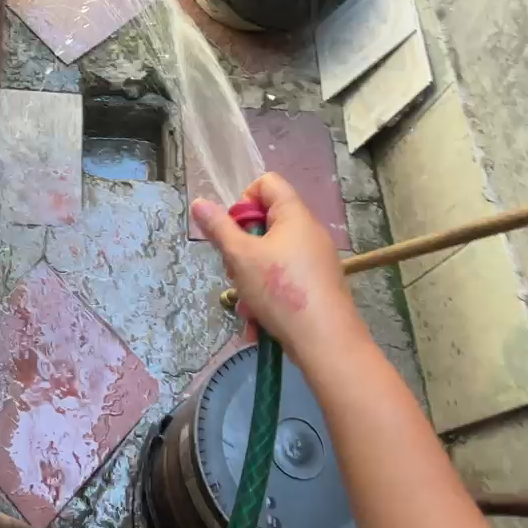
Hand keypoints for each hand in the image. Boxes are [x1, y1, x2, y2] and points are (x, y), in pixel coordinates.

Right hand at [191, 172, 363, 357]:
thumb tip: (199, 202)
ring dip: (250, 278)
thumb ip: (218, 228)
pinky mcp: (317, 286)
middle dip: (242, 248)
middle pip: (265, 223)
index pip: (266, 183)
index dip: (244, 200)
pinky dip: (267, 294)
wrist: (327, 344)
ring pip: (271, 256)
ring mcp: (315, 261)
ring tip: (245, 304)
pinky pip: (284, 279)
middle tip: (234, 271)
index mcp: (294, 215)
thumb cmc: (282, 290)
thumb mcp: (241, 257)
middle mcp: (308, 232)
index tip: (234, 229)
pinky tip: (258, 321)